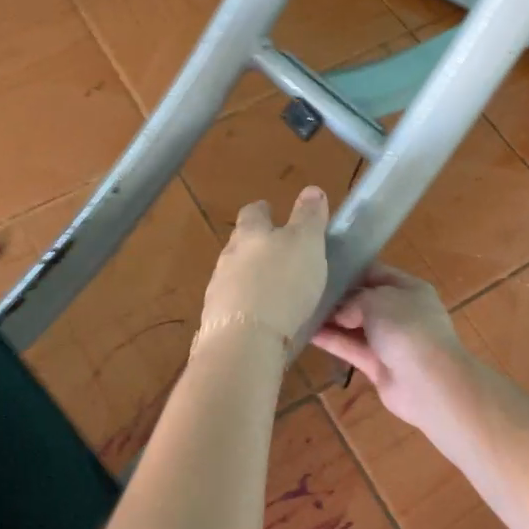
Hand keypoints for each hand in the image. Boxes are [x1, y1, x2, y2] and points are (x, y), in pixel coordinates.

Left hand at [198, 186, 329, 345]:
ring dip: (251, 277)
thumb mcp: (306, 243)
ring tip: (274, 290)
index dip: (264, 211)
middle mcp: (229, 256)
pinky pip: (235, 304)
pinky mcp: (218, 318)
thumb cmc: (282, 282)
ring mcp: (219, 288)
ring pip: (236, 274)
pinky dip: (248, 305)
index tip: (273, 212)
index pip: (253, 211)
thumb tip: (311, 189)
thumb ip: (308, 216)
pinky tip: (262, 317)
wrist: (246, 338)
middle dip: (257, 245)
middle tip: (279, 254)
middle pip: (241, 242)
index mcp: (250, 232)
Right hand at [310, 264, 482, 431]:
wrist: (429, 382)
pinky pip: (351, 348)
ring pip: (355, 326)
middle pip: (364, 300)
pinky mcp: (377, 365)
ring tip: (300, 310)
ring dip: (331, 320)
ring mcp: (390, 340)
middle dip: (337, 297)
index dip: (350, 271)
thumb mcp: (377, 300)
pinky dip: (332, 341)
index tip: (320, 269)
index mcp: (409, 289)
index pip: (376, 273)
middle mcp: (401, 312)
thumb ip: (353, 300)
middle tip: (304, 290)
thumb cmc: (407, 328)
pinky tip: (306, 333)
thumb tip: (340, 313)